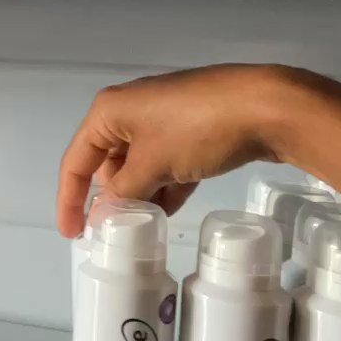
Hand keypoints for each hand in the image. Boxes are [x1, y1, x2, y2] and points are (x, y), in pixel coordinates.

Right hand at [55, 65, 333, 236]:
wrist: (271, 105)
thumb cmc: (199, 129)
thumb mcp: (154, 165)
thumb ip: (122, 195)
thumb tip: (100, 218)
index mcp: (108, 111)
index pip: (76, 161)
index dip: (69, 200)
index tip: (73, 234)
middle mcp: (129, 110)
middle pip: (106, 162)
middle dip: (111, 197)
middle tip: (116, 232)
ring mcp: (162, 116)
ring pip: (138, 164)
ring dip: (140, 194)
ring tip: (145, 226)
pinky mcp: (191, 126)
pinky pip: (164, 161)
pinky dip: (164, 185)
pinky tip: (170, 208)